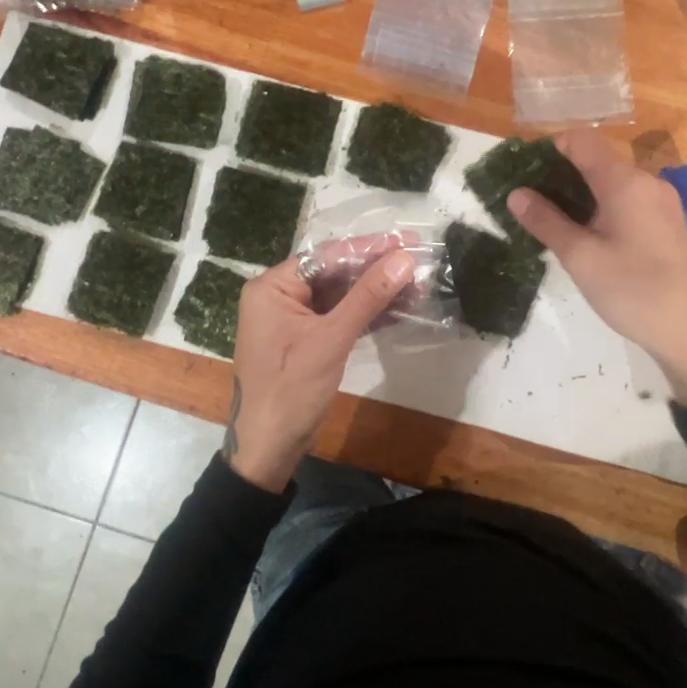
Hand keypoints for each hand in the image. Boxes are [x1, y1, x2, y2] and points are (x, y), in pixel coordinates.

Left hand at [224, 242, 416, 491]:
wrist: (268, 447)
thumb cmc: (291, 390)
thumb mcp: (331, 340)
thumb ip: (367, 297)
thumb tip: (403, 260)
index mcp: (272, 288)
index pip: (326, 256)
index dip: (369, 248)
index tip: (408, 240)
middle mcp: (279, 296)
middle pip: (333, 273)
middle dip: (375, 270)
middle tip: (417, 261)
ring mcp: (292, 320)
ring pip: (339, 295)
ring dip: (375, 292)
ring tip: (416, 284)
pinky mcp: (306, 340)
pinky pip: (338, 317)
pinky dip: (365, 314)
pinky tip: (398, 309)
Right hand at [508, 130, 686, 407]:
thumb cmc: (631, 291)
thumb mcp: (580, 257)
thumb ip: (546, 221)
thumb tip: (516, 193)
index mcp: (626, 182)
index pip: (582, 141)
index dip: (550, 147)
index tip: (522, 170)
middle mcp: (648, 182)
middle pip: (598, 160)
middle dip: (561, 173)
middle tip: (530, 201)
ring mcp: (663, 203)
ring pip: (613, 182)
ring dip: (581, 193)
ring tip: (551, 220)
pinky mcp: (669, 223)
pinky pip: (629, 200)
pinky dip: (602, 206)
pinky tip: (585, 234)